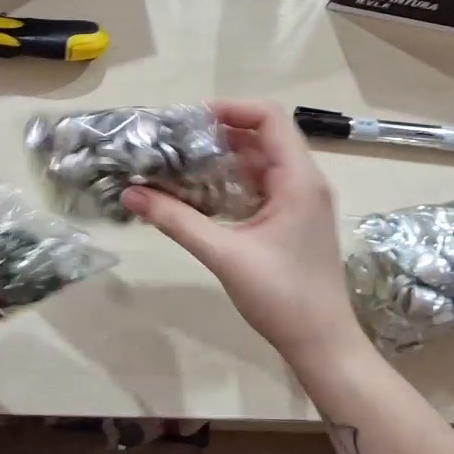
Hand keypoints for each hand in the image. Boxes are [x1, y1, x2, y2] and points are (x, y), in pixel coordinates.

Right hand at [122, 100, 365, 371]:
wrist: (322, 344)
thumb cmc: (282, 296)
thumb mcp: (224, 254)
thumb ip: (177, 220)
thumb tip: (131, 194)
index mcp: (298, 179)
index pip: (269, 117)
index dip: (230, 108)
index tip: (189, 121)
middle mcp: (304, 181)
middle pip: (262, 136)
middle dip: (217, 134)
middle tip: (173, 143)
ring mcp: (300, 201)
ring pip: (259, 161)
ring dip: (222, 159)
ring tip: (179, 164)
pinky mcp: (292, 220)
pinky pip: (260, 185)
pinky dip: (231, 181)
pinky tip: (199, 195)